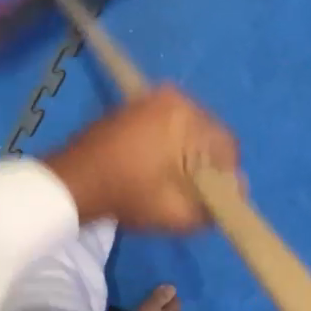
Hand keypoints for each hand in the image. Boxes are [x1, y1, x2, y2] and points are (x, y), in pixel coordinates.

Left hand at [42, 85, 239, 232]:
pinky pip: (168, 124)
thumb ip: (217, 206)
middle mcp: (175, 97)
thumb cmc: (128, 193)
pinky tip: (154, 167)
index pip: (228, 146)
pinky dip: (168, 144)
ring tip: (170, 180)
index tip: (210, 197)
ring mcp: (152, 97)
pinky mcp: (135, 105)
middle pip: (210, 133)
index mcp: (188, 116)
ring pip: (189, 129)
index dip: (226, 175)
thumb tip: (238, 190)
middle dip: (206, 162)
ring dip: (187, 153)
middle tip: (190, 190)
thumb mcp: (178, 213)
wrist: (72, 182)